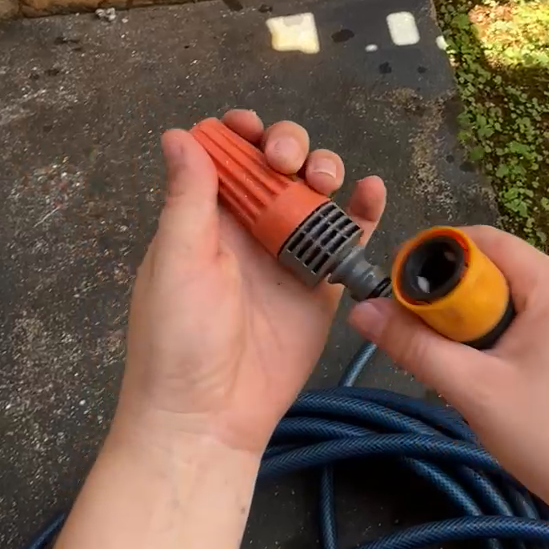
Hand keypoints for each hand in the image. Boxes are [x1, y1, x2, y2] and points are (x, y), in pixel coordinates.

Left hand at [120, 110, 385, 454]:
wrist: (214, 416)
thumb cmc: (180, 339)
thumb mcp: (177, 263)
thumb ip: (188, 199)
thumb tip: (180, 133)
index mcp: (208, 218)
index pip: (227, 157)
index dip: (241, 133)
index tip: (253, 132)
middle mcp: (251, 226)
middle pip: (279, 165)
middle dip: (290, 147)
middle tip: (287, 164)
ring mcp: (290, 251)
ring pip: (316, 192)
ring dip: (326, 170)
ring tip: (326, 181)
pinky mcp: (323, 281)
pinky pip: (348, 237)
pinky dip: (364, 211)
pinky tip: (371, 191)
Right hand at [346, 227, 548, 522]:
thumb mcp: (473, 389)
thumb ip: (414, 346)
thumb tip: (362, 310)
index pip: (482, 240)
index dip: (435, 257)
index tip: (401, 294)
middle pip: (495, 267)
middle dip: (455, 298)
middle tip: (426, 339)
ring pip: (510, 296)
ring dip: (476, 322)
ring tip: (459, 365)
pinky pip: (530, 318)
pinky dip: (500, 335)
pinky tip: (491, 375)